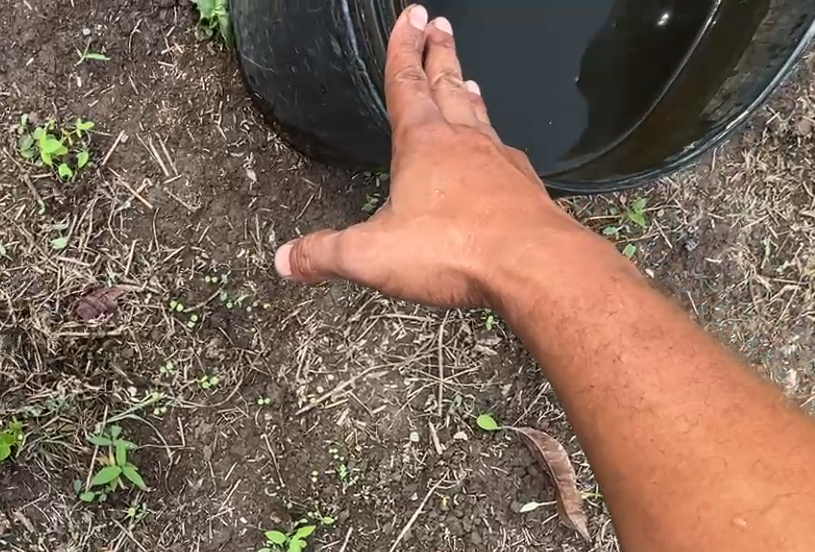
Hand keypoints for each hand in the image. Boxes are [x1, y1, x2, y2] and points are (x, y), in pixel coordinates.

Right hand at [274, 5, 593, 308]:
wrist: (527, 264)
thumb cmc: (451, 249)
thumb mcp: (369, 255)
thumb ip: (324, 254)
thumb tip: (287, 258)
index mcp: (421, 145)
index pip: (407, 84)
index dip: (403, 50)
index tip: (409, 17)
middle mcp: (462, 142)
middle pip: (448, 85)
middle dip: (440, 55)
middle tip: (439, 27)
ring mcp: (496, 161)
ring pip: (478, 115)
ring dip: (467, 93)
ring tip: (466, 79)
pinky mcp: (519, 187)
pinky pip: (503, 152)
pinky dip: (494, 142)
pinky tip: (496, 150)